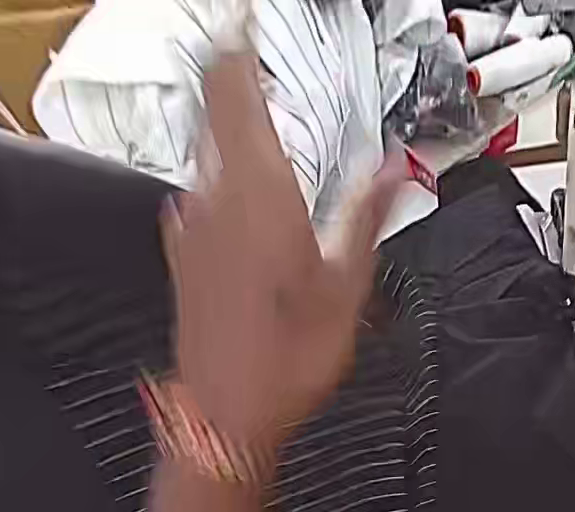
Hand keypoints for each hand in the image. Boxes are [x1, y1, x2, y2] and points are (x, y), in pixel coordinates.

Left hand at [163, 51, 406, 455]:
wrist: (226, 410)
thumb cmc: (289, 357)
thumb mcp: (348, 289)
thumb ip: (367, 217)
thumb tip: (393, 170)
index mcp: (261, 194)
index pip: (233, 88)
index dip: (238, 46)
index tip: (251, 23)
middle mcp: (215, 196)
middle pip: (214, 110)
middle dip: (238, 82)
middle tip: (263, 72)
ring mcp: (191, 222)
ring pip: (207, 152)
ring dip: (234, 136)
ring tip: (268, 142)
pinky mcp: (181, 250)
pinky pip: (201, 194)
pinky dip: (224, 181)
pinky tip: (249, 208)